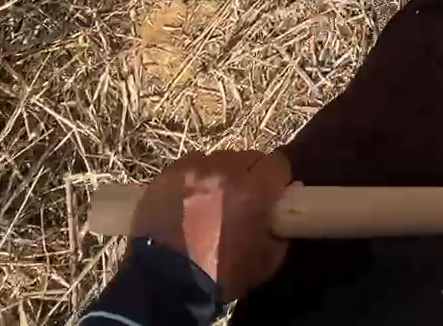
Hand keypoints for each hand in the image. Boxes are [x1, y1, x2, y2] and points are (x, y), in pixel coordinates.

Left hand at [130, 150, 292, 299]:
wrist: (161, 285)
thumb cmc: (217, 276)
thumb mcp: (262, 263)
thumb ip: (278, 234)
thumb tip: (280, 216)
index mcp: (252, 190)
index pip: (278, 163)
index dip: (277, 178)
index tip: (273, 191)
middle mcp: (225, 170)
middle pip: (249, 157)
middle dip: (250, 175)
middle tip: (243, 198)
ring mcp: (194, 168)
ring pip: (219, 159)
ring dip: (222, 175)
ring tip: (212, 199)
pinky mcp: (169, 172)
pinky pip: (191, 165)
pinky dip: (195, 178)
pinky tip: (189, 200)